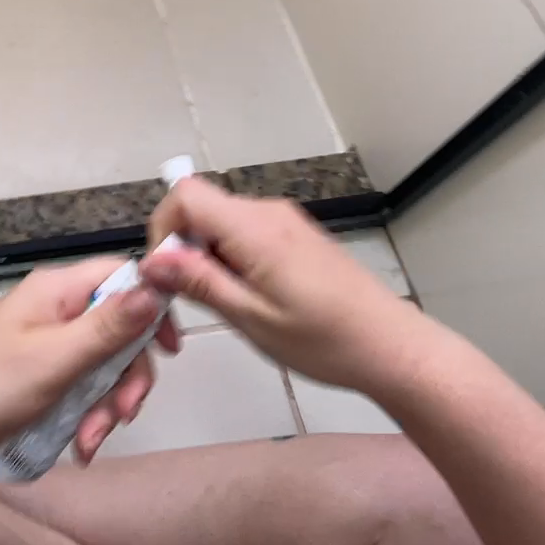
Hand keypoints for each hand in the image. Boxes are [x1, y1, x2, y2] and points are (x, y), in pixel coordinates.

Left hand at [0, 257, 179, 465]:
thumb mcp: (56, 358)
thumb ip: (108, 326)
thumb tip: (156, 286)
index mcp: (56, 290)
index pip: (120, 275)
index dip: (151, 306)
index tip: (169, 350)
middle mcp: (55, 307)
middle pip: (118, 327)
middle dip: (126, 375)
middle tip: (122, 414)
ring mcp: (47, 340)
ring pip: (103, 362)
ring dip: (106, 403)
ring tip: (89, 441)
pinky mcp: (41, 371)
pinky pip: (81, 384)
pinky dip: (86, 413)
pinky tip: (79, 445)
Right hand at [140, 177, 420, 390]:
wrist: (394, 348)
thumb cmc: (323, 341)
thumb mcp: (251, 318)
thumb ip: (199, 282)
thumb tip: (150, 261)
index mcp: (254, 228)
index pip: (185, 196)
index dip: (162, 229)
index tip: (167, 275)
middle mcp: (266, 212)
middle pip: (199, 209)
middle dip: (181, 250)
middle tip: (189, 302)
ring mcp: (282, 220)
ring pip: (218, 222)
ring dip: (205, 258)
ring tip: (222, 306)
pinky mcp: (293, 234)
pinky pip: (242, 233)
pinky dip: (228, 259)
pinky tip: (247, 298)